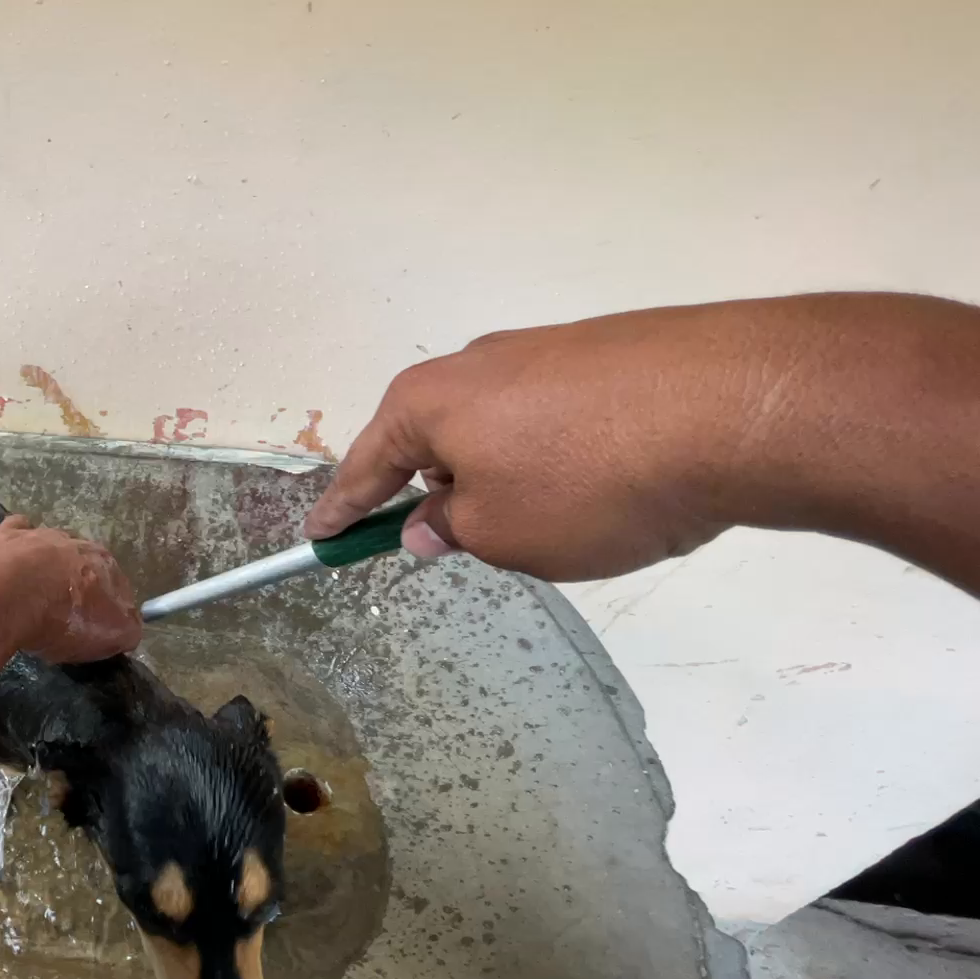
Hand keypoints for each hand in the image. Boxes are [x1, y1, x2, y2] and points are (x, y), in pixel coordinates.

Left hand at [0, 516, 142, 662]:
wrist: (7, 595)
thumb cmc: (64, 618)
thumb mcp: (112, 635)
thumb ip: (127, 629)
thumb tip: (130, 628)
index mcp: (106, 564)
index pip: (117, 586)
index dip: (107, 608)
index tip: (95, 627)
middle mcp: (76, 542)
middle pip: (82, 564)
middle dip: (75, 585)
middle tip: (61, 615)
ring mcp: (40, 535)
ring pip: (50, 549)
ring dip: (44, 568)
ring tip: (30, 597)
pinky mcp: (5, 536)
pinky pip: (16, 535)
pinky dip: (15, 548)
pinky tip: (8, 565)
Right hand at [301, 294, 979, 581]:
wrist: (753, 406)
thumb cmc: (589, 483)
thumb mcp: (502, 535)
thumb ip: (450, 531)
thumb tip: (429, 524)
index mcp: (425, 403)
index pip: (363, 470)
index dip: (341, 512)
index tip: (318, 537)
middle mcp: (473, 364)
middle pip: (428, 439)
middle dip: (432, 488)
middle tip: (453, 533)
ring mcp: (544, 348)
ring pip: (493, 426)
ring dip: (499, 470)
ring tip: (553, 512)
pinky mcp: (610, 347)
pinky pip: (553, 413)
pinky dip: (556, 451)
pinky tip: (603, 477)